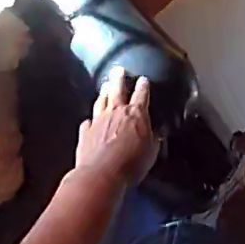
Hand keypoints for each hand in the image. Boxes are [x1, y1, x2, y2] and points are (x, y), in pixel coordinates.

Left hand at [73, 66, 158, 189]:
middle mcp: (116, 111)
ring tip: (105, 86)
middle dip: (119, 78)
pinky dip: (90, 120)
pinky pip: (88, 122)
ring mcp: (99, 120)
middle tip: (118, 69)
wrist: (101, 174)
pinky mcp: (86, 132)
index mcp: (136, 114)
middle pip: (118, 89)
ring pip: (101, 101)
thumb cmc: (131, 163)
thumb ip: (154, 140)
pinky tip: (89, 120)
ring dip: (104, 93)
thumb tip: (158, 133)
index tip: (143, 79)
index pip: (141, 94)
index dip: (143, 86)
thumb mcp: (151, 153)